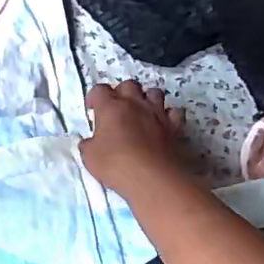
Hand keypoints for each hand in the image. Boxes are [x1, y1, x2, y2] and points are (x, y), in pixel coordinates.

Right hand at [80, 81, 188, 196]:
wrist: (153, 178)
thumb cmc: (116, 164)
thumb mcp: (89, 156)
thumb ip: (88, 144)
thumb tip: (90, 142)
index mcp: (110, 108)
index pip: (99, 89)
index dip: (94, 98)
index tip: (93, 110)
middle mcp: (135, 104)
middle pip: (129, 85)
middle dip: (121, 92)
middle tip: (116, 109)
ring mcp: (157, 113)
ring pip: (154, 92)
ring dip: (146, 98)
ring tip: (140, 112)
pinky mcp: (175, 126)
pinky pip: (174, 111)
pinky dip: (167, 115)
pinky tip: (161, 124)